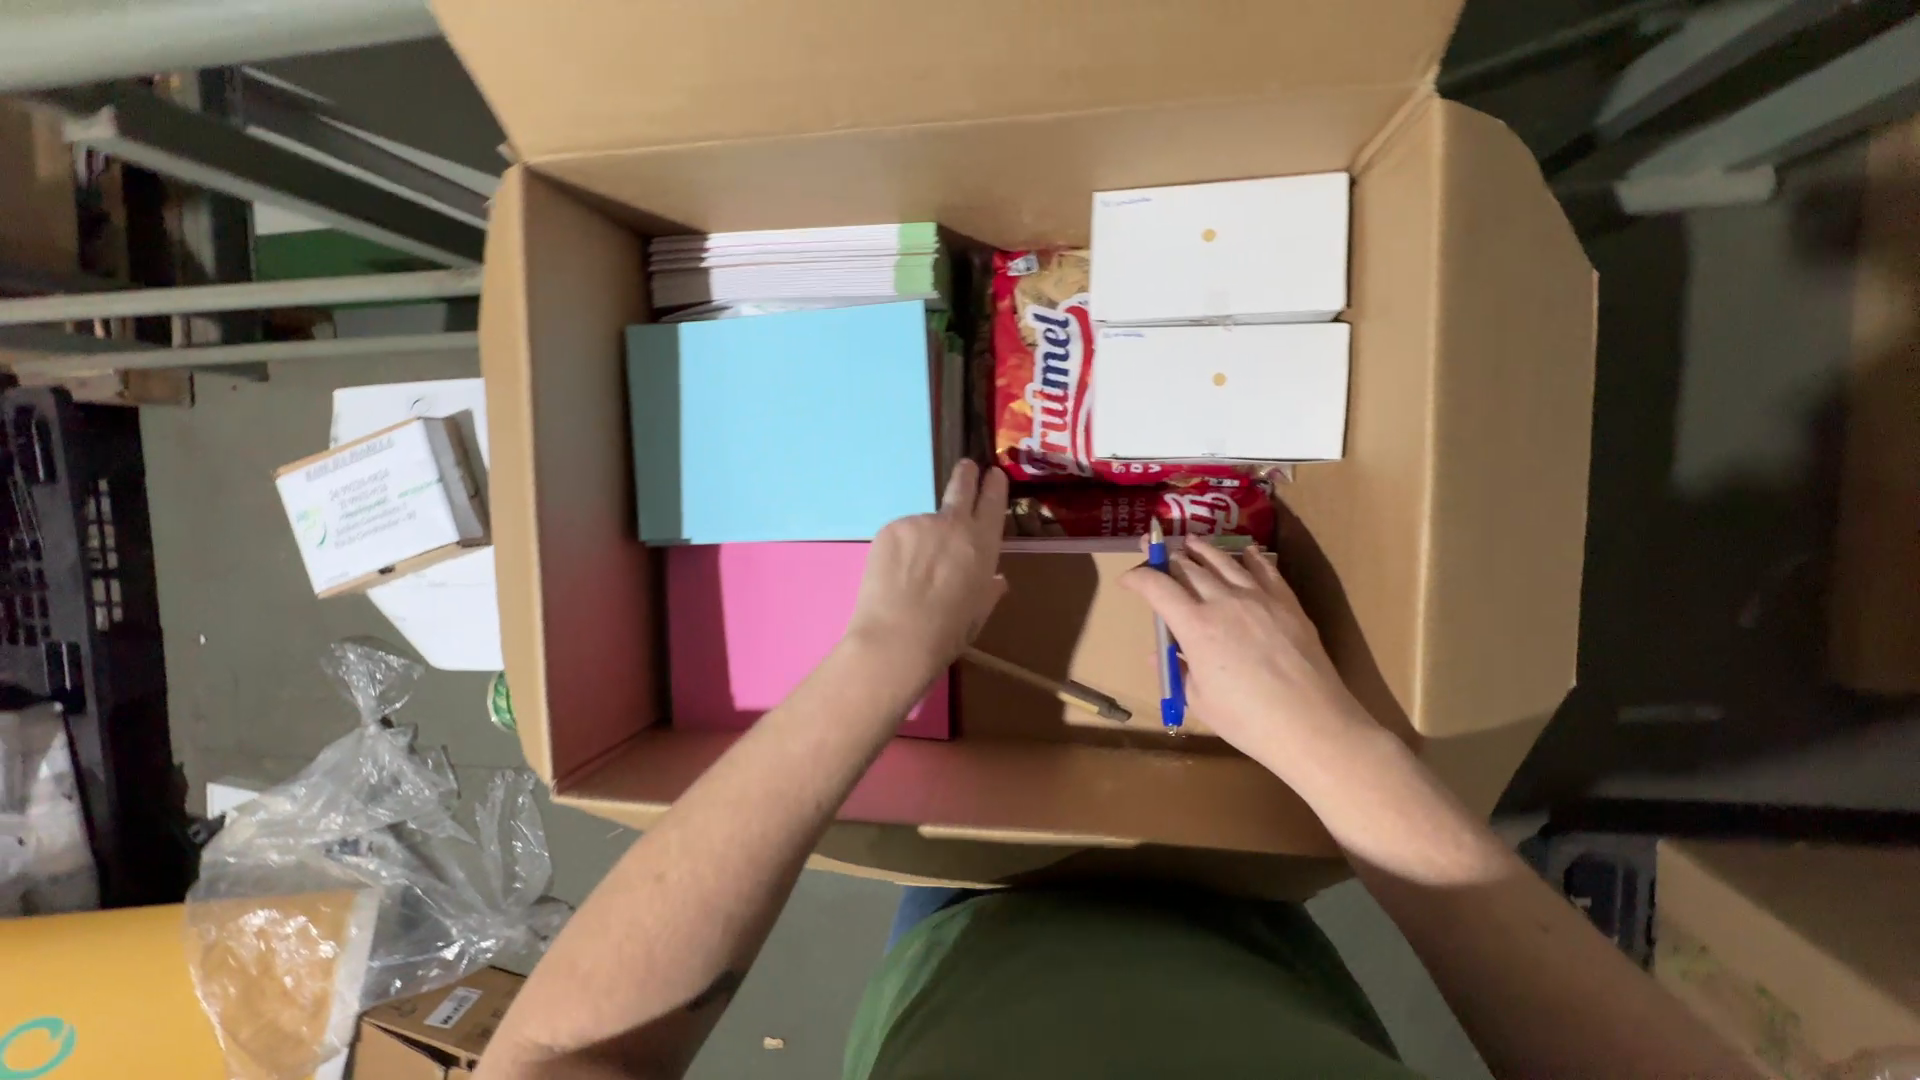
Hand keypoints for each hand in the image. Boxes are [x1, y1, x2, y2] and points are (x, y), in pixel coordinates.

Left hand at [846, 461, 1009, 679]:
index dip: (993, 486)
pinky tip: (893, 575)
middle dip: (965, 476)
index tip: (994, 474)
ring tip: (911, 573)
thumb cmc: (947, 632)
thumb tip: (996, 579)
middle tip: (965, 467)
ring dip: (922, 538)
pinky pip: (900, 534)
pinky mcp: (890, 529)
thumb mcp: (978, 612)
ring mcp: (919, 523)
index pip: (992, 503)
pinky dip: (899, 549)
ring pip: (924, 523)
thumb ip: (988, 590)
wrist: (898, 638)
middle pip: (960, 488)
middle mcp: (954, 524)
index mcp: (982, 544)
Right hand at [1121, 538, 1378, 773]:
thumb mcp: (1199, 699)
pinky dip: (1249, 557)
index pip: (1156, 586)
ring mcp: (1259, 598)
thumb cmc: (1248, 720)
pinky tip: (1245, 552)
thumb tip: (1163, 654)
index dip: (1137, 578)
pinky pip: (1265, 569)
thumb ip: (1178, 669)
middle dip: (1165, 556)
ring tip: (1191, 542)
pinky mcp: (1287, 603)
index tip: (1127, 581)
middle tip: (1153, 548)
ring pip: (1224, 560)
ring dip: (1202, 549)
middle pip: (1188, 566)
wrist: (1312, 725)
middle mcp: (1224, 601)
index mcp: (1195, 626)